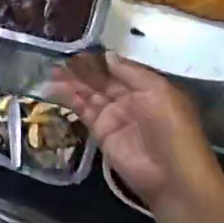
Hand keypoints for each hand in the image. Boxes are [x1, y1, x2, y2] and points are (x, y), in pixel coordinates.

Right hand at [51, 53, 220, 207]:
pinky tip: (55, 87)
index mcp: (146, 86)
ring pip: (89, 92)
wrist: (172, 176)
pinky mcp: (100, 132)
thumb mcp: (158, 91)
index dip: (100, 58)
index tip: (79, 46)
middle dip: (82, 68)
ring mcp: (113, 115)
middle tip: (59, 56)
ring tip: (52, 69)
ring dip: (72, 81)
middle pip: (101, 78)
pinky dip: (70, 98)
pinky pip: (83, 110)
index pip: (118, 67)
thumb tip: (107, 56)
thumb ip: (131, 73)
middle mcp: (128, 98)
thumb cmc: (171, 127)